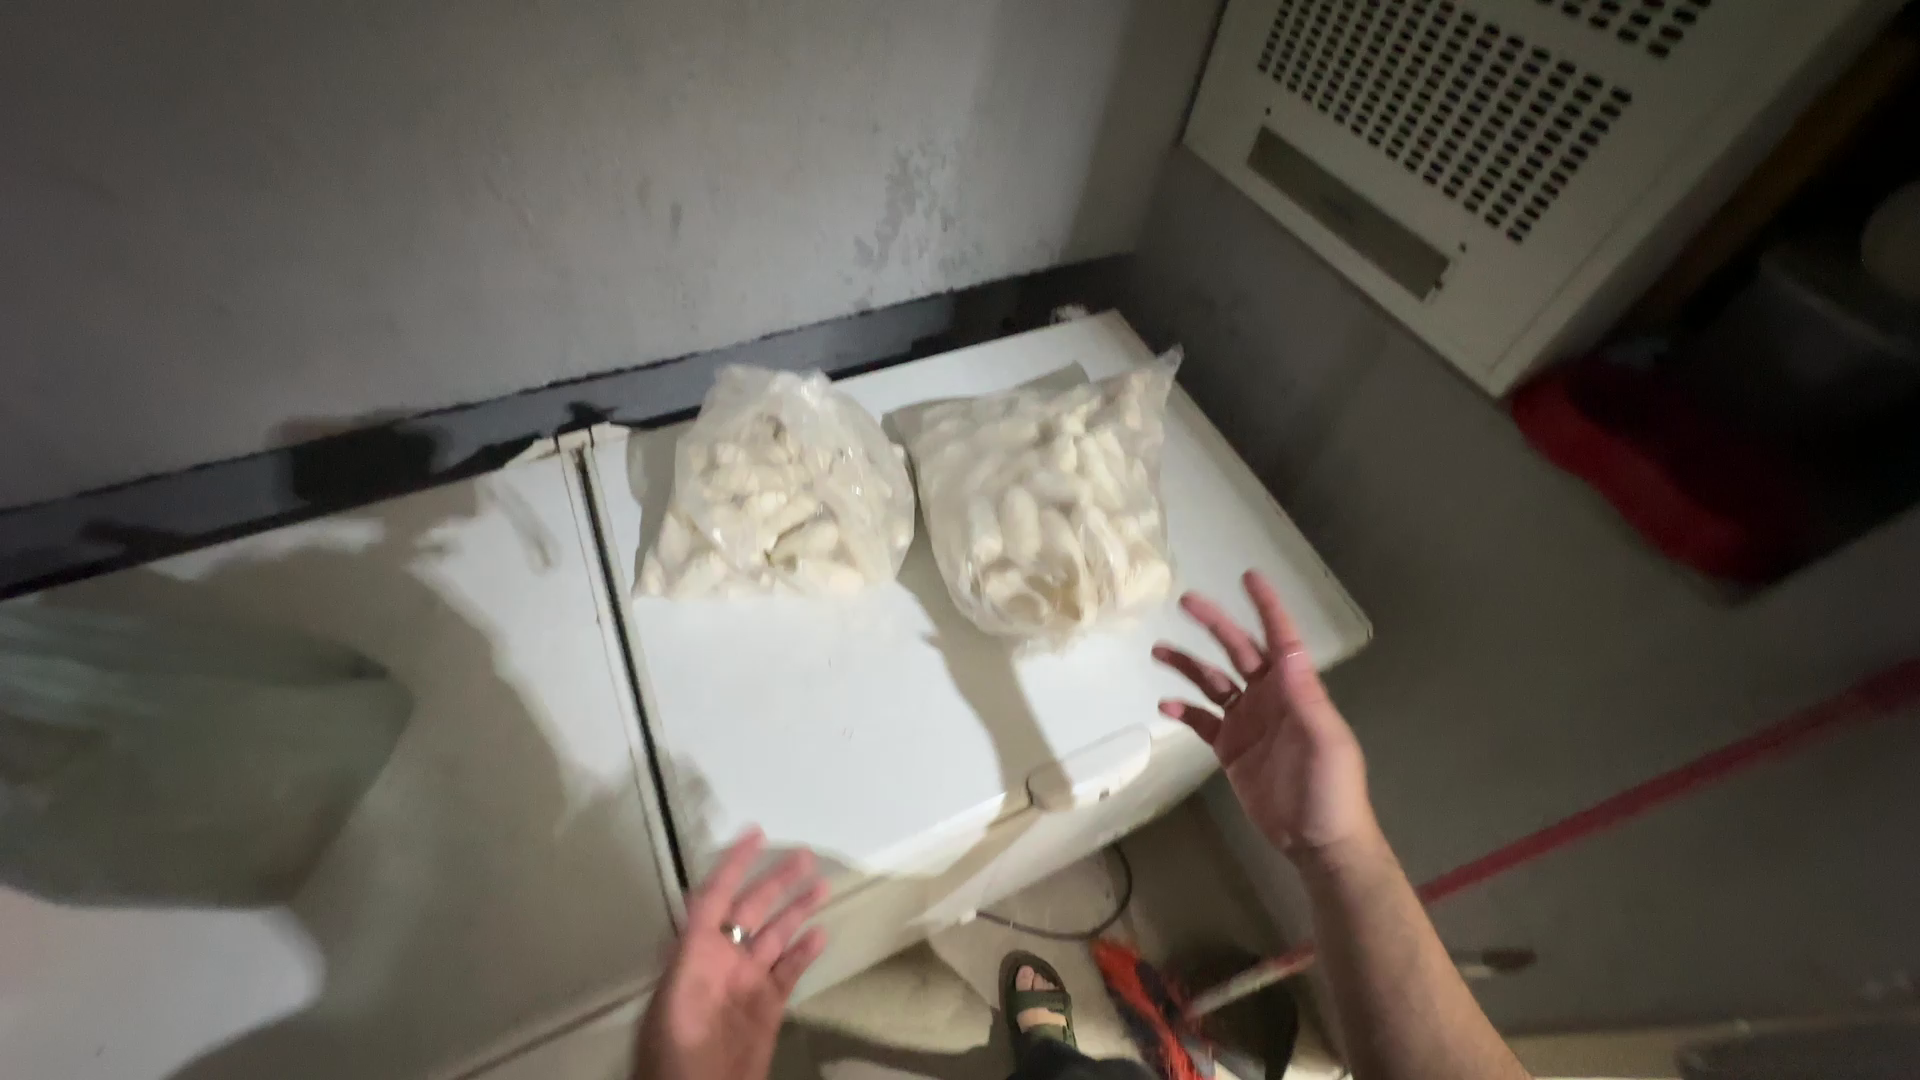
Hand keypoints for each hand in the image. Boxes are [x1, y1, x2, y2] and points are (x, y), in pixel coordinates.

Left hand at [635, 828, 828, 1079]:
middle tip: (804, 855)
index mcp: (696, 955)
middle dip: (776, 881)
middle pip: (752, 909)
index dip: (733, 864)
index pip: (714, 897)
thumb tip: (696, 902)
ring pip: (776, 935)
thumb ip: (688, 952)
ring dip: (797, 909)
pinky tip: (821, 934)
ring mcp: (747, 983)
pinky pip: (789, 970)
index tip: (756, 835)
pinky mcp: (767, 1007)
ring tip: (822, 886)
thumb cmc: (675, 1059)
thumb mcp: (672, 1002)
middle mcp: (722, 961)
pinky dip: (805, 951)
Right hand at [1153, 570, 1375, 861]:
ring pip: (1211, 681)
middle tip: (1186, 601)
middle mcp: (1268, 697)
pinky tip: (1165, 707)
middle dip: (1213, 624)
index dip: (1266, 607)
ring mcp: (1246, 722)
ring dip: (1187, 665)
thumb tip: (1286, 648)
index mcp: (1294, 689)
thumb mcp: (1324, 739)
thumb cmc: (1330, 788)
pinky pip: (1201, 720)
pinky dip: (1183, 711)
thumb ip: (1303, 694)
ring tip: (1158, 651)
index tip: (1249, 577)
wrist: (1317, 840)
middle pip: (1236, 650)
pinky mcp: (1229, 747)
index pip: (1279, 639)